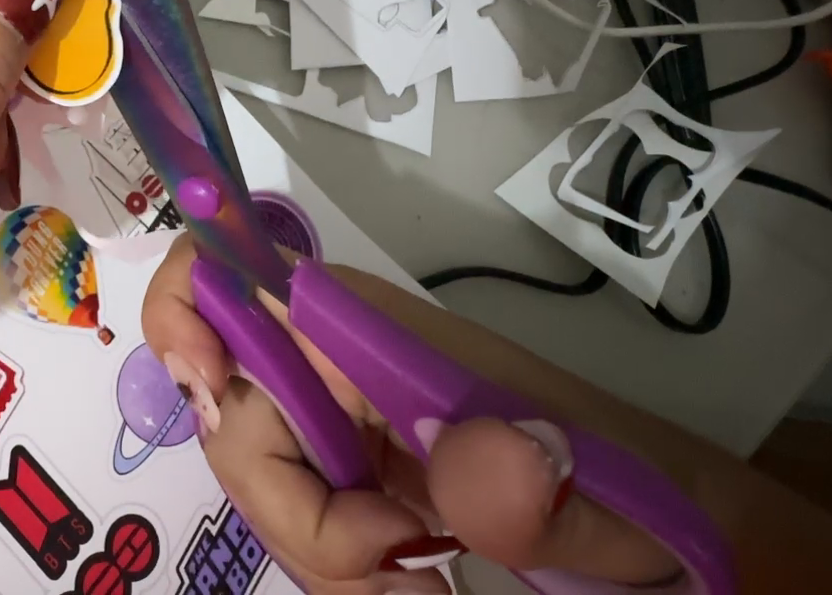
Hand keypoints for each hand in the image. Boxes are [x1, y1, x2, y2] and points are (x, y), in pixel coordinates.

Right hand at [143, 237, 700, 593]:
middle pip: (220, 410)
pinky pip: (280, 503)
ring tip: (412, 585)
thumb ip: (522, 487)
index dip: (178, 311)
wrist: (654, 523)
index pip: (217, 269)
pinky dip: (323, 554)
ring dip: (310, 545)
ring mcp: (318, 407)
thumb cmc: (620, 481)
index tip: (209, 394)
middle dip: (283, 505)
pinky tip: (394, 578)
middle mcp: (313, 351)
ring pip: (246, 468)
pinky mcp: (328, 458)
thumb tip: (460, 466)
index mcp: (348, 320)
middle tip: (385, 564)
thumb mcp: (593, 494)